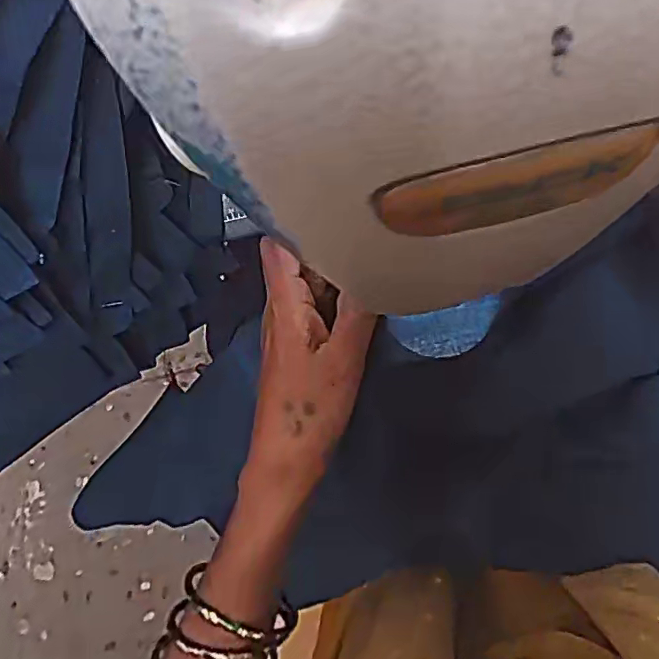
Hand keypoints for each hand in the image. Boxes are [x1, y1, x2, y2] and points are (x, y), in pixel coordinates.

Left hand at [240, 239, 376, 513]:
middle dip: (330, 241)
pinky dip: (339, 295)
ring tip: (373, 248)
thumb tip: (378, 263)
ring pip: (312, 283)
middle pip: (300, 259)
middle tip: (369, 221)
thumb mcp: (345, 358)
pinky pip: (319, 305)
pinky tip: (364, 292)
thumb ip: (361, 309)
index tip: (333, 199)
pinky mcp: (301, 342)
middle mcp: (281, 307)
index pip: (280, 244)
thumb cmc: (310, 410)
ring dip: (337, 270)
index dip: (298, 216)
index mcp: (284, 304)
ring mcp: (290, 325)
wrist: (286, 459)